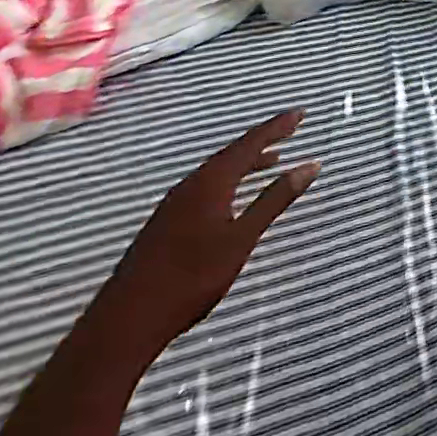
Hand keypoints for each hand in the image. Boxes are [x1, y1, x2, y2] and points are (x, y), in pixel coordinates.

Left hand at [93, 110, 319, 354]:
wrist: (126, 322)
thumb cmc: (191, 278)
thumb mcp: (242, 238)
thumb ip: (275, 199)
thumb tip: (310, 166)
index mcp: (210, 182)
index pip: (250, 143)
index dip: (277, 127)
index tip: (301, 113)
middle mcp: (191, 185)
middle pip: (233, 152)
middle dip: (264, 139)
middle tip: (291, 128)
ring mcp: (175, 204)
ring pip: (217, 171)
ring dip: (247, 161)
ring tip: (273, 159)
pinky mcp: (166, 223)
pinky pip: (206, 186)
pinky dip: (230, 179)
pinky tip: (235, 194)